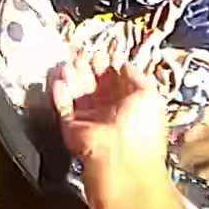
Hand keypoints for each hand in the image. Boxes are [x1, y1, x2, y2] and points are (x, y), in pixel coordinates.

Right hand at [50, 56, 166, 196]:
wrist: (120, 156)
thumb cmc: (140, 127)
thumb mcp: (149, 95)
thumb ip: (137, 76)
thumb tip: (124, 63)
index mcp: (128, 104)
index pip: (114, 80)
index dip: (107, 65)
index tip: (100, 52)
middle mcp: (107, 110)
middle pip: (93, 84)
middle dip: (87, 68)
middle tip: (81, 54)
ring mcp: (88, 118)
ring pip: (76, 92)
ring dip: (72, 77)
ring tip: (69, 65)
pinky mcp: (71, 125)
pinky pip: (62, 105)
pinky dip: (60, 92)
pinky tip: (59, 80)